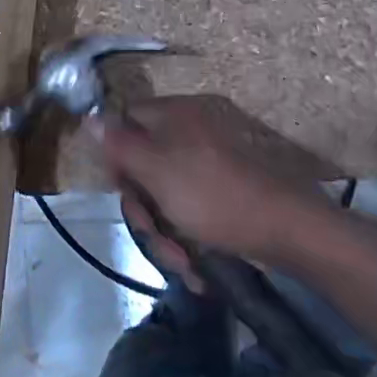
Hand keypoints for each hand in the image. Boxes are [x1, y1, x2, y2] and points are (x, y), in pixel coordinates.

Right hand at [99, 96, 336, 276]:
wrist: (285, 227)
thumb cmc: (214, 194)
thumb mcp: (158, 170)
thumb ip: (122, 144)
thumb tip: (91, 116)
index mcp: (177, 113)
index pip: (128, 120)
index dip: (118, 157)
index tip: (124, 191)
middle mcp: (193, 129)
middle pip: (146, 165)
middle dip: (147, 211)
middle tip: (158, 239)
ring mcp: (212, 159)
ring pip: (168, 195)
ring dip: (169, 234)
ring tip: (185, 262)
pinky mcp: (226, 187)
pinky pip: (193, 208)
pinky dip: (191, 236)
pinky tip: (200, 263)